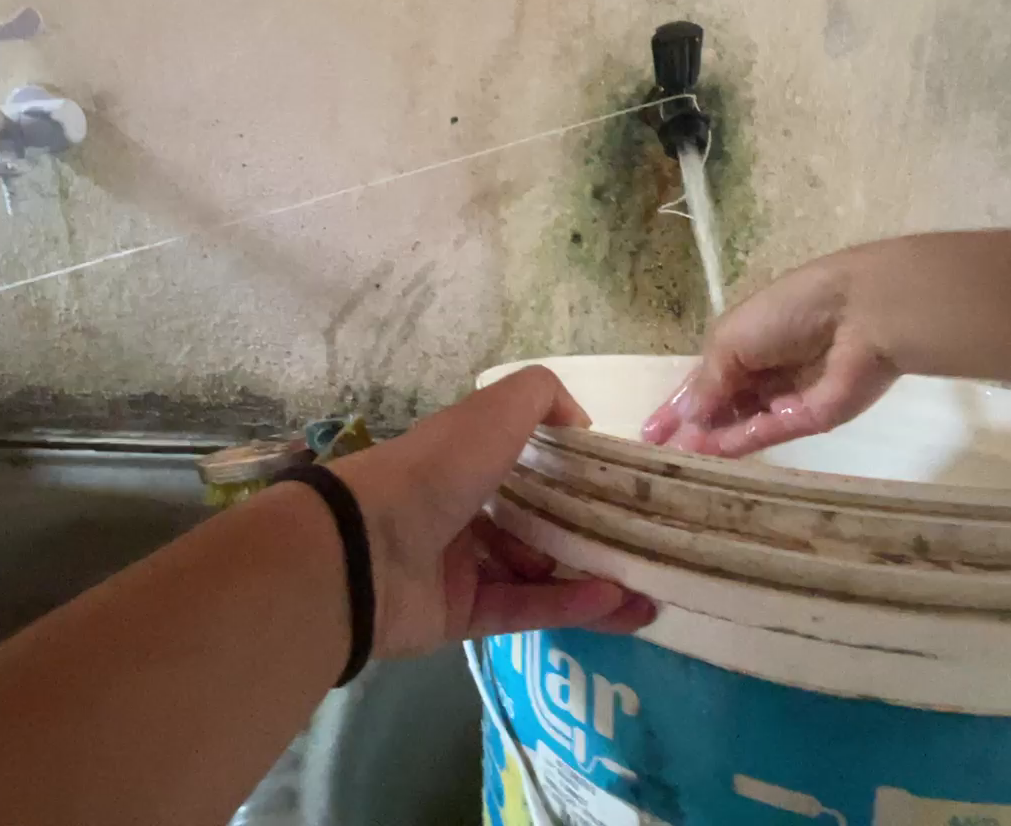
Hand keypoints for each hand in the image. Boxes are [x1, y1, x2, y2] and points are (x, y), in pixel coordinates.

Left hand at [331, 366, 656, 658]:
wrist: (364, 549)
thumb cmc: (436, 470)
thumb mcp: (493, 411)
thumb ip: (540, 396)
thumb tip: (581, 422)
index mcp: (467, 458)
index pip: (529, 463)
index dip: (573, 472)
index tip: (620, 485)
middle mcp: (465, 506)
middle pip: (537, 522)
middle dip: (589, 534)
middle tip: (643, 547)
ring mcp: (461, 563)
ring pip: (537, 572)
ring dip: (590, 578)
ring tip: (646, 589)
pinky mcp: (460, 613)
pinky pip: (524, 609)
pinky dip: (569, 607)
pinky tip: (618, 605)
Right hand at [641, 252, 898, 456]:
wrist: (856, 316)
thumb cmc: (784, 313)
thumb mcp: (729, 339)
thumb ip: (707, 382)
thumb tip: (686, 418)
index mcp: (739, 345)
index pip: (701, 382)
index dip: (675, 406)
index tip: (648, 432)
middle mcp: (759, 373)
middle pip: (718, 408)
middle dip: (688, 429)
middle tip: (659, 456)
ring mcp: (783, 398)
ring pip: (739, 425)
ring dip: (708, 441)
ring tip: (676, 461)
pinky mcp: (809, 420)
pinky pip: (767, 434)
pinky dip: (738, 443)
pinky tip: (709, 455)